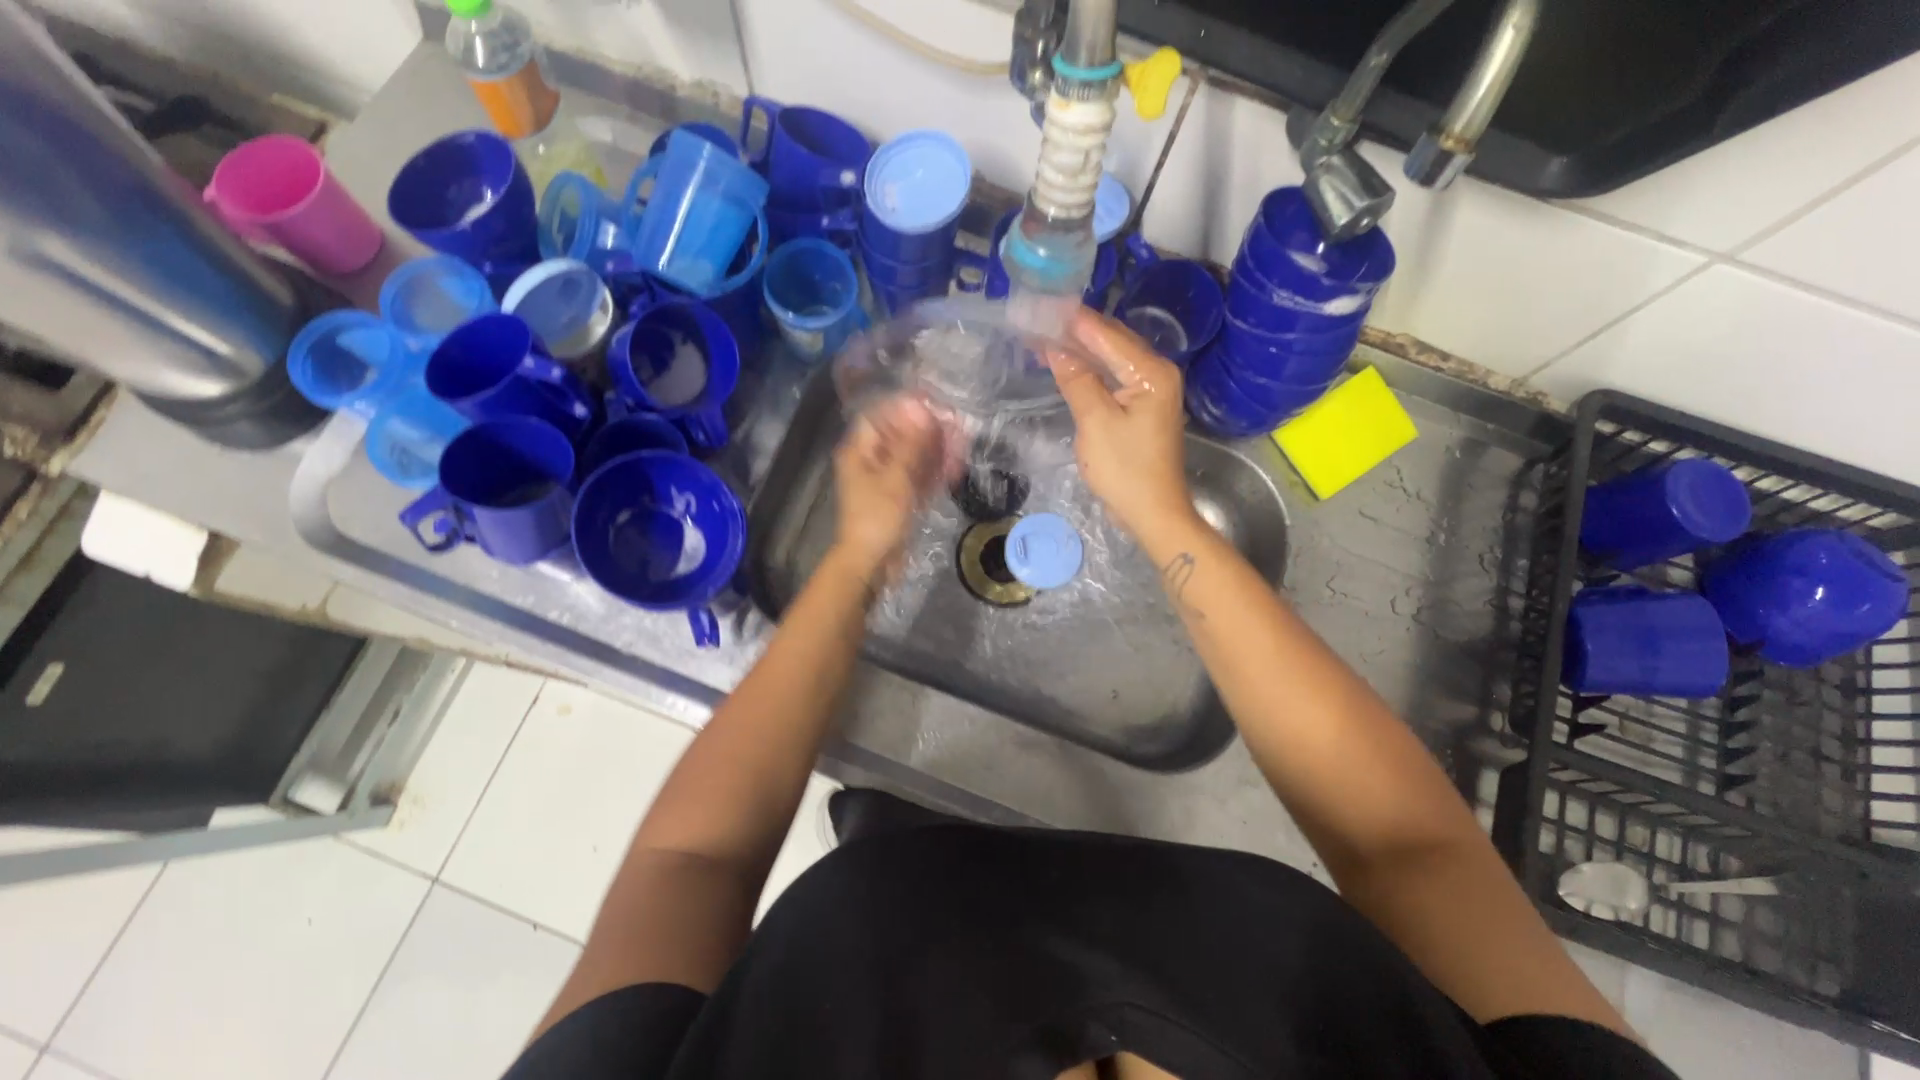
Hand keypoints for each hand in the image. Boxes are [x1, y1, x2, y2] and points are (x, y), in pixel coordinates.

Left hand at [832, 396, 944, 579]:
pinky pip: (918, 479)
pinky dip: (934, 472)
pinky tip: (956, 467)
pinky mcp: (899, 499)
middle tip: (958, 425)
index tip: (935, 405)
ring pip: (913, 458)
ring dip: (937, 451)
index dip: (906, 408)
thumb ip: (911, 444)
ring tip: (963, 444)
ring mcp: (886, 482)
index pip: (881, 417)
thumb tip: (922, 410)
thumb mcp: (896, 477)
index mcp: (860, 452)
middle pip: (901, 437)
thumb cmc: (877, 518)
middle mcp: (871, 462)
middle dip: (929, 430)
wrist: (870, 564)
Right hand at [1048, 309, 1194, 539]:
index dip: (1072, 320)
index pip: (1105, 335)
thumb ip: (1077, 379)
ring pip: (1113, 357)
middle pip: (1112, 340)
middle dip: (1075, 330)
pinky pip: (1116, 375)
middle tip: (1038, 319)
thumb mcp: (1095, 421)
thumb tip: (1056, 348)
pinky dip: (1092, 368)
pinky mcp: (1145, 406)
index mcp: (1151, 371)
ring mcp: (1154, 389)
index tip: (1041, 306)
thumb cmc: (1125, 470)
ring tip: (1045, 337)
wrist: (1154, 511)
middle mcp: (1158, 372)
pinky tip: (1070, 364)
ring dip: (1081, 348)